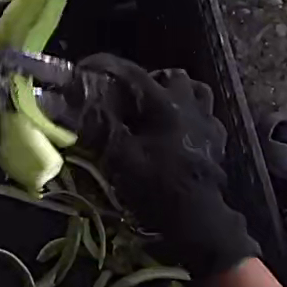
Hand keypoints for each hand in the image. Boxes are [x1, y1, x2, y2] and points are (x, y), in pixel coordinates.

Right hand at [78, 54, 257, 278]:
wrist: (197, 219)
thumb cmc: (157, 186)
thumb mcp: (121, 157)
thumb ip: (99, 127)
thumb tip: (68, 107)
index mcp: (164, 105)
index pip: (133, 73)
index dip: (107, 67)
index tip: (88, 68)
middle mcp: (190, 106)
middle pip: (171, 76)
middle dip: (150, 80)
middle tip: (131, 98)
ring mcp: (208, 123)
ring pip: (195, 92)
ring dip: (176, 95)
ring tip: (158, 111)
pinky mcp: (218, 142)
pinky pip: (206, 117)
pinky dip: (191, 118)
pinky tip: (179, 134)